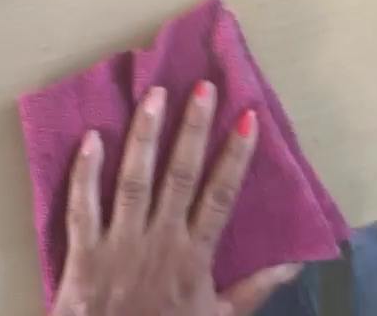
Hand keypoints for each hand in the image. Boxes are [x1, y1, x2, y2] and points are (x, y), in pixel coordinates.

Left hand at [50, 83, 299, 315]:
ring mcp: (120, 245)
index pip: (220, 196)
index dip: (236, 156)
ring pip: (135, 180)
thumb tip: (293, 261)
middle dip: (193, 129)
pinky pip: (82, 208)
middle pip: (180, 176)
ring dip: (145, 136)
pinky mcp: (83, 256)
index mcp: (193, 256)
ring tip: (154, 95)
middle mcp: (160, 241)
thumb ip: (253, 291)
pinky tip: (90, 136)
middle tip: (203, 86)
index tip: (249, 117)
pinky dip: (84, 173)